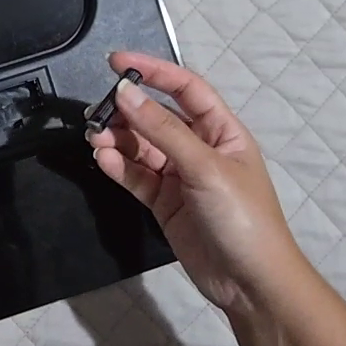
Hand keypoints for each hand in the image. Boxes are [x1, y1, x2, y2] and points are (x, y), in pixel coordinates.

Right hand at [86, 52, 303, 313]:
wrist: (251, 283)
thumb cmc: (243, 218)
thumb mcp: (205, 168)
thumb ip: (163, 130)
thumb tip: (126, 94)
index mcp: (222, 131)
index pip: (185, 88)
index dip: (153, 71)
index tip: (116, 62)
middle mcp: (199, 148)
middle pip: (156, 117)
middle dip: (127, 111)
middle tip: (96, 111)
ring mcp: (180, 176)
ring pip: (141, 147)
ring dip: (117, 140)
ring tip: (94, 138)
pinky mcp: (163, 202)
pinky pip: (136, 176)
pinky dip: (118, 167)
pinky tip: (103, 159)